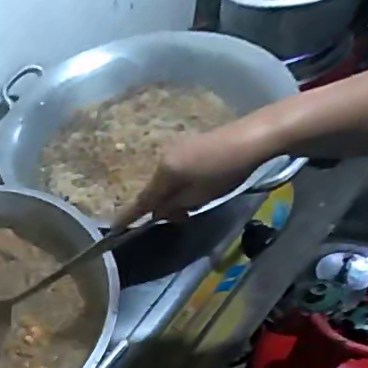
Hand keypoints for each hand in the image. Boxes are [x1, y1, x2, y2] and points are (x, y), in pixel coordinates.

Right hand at [113, 121, 274, 227]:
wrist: (252, 138)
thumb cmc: (225, 171)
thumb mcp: (198, 197)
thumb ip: (173, 207)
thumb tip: (158, 212)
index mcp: (164, 172)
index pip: (142, 200)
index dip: (129, 216)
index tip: (115, 228)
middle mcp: (164, 158)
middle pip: (154, 190)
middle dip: (161, 207)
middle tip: (181, 218)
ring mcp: (176, 150)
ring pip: (166, 182)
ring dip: (174, 197)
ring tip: (193, 205)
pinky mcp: (188, 146)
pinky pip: (175, 172)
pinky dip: (180, 185)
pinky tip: (197, 188)